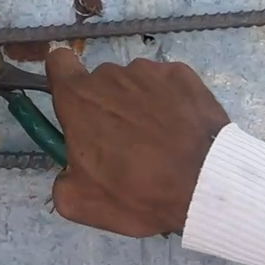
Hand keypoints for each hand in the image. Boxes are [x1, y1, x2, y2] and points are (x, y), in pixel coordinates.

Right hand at [46, 50, 229, 237]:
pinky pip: (166, 84)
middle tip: (122, 142)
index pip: (58, 61)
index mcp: (78, 99)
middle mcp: (109, 75)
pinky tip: (181, 129)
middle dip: (104, 105)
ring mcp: (149, 71)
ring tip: (159, 139)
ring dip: (137, 104)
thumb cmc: (137, 192)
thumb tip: (69, 172)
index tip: (73, 102)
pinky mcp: (183, 75)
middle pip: (99, 82)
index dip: (63, 78)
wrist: (207, 186)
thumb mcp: (79, 203)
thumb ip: (61, 179)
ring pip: (133, 83)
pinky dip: (168, 101)